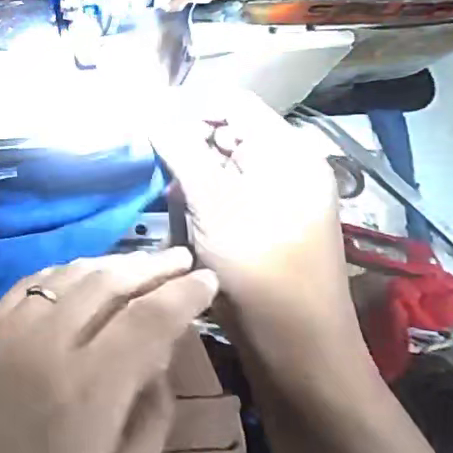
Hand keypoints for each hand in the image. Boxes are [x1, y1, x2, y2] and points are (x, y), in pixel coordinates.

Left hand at [0, 250, 218, 452]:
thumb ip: (147, 426)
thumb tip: (159, 367)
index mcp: (86, 391)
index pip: (148, 318)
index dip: (184, 294)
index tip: (209, 279)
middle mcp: (44, 344)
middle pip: (107, 282)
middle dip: (152, 266)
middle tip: (182, 258)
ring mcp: (2, 333)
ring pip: (66, 277)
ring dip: (108, 263)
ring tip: (139, 263)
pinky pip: (25, 287)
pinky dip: (61, 274)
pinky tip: (77, 277)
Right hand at [147, 87, 360, 351]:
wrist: (298, 350)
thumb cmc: (261, 271)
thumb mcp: (215, 204)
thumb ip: (183, 152)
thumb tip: (153, 115)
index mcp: (287, 151)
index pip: (231, 103)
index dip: (190, 112)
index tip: (156, 141)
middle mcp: (285, 166)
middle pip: (222, 134)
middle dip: (187, 156)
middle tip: (171, 190)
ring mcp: (275, 196)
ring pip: (216, 168)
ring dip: (190, 187)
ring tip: (184, 219)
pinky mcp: (262, 222)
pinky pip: (223, 196)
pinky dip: (201, 207)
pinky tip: (193, 233)